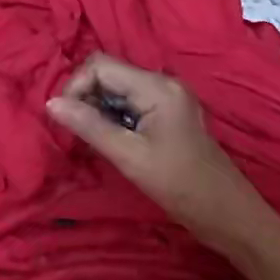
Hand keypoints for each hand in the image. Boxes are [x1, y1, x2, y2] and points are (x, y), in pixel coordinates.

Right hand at [46, 53, 259, 239]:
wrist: (229, 214)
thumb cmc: (180, 186)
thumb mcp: (129, 156)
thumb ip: (89, 126)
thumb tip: (51, 104)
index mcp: (156, 85)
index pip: (100, 65)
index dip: (76, 87)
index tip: (67, 120)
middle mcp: (163, 80)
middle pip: (109, 73)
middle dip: (86, 97)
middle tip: (78, 133)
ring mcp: (168, 95)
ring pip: (118, 88)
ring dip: (98, 108)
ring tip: (94, 140)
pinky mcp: (169, 110)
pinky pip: (131, 101)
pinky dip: (115, 116)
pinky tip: (113, 141)